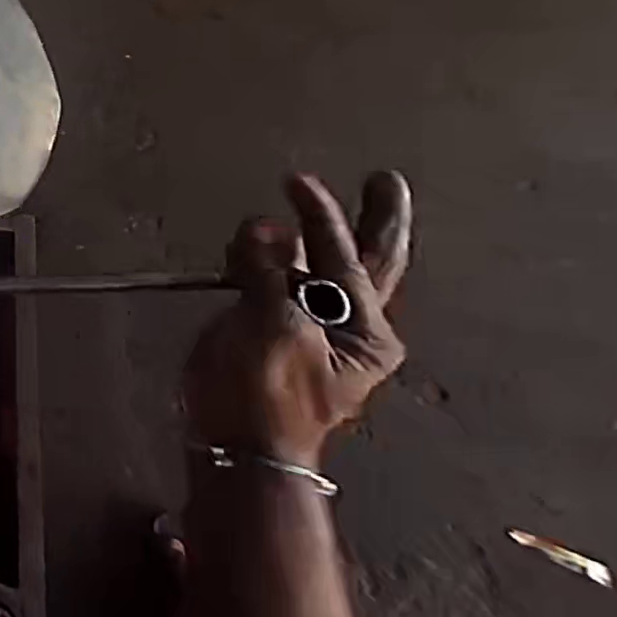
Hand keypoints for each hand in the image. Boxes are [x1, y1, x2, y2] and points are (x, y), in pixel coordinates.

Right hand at [183, 171, 412, 467]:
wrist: (234, 435)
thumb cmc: (268, 394)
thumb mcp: (276, 331)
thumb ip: (268, 274)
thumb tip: (265, 226)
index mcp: (363, 331)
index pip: (347, 260)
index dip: (323, 217)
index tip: (299, 182)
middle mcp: (341, 320)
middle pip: (360, 260)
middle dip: (371, 220)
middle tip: (383, 180)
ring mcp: (302, 318)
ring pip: (303, 262)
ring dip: (293, 235)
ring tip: (289, 202)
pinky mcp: (263, 318)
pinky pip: (264, 273)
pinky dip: (254, 253)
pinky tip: (244, 242)